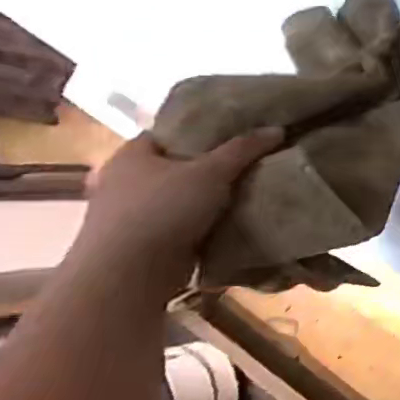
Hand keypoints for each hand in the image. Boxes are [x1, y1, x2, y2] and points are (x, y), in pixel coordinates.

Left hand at [70, 129, 282, 292]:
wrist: (129, 271)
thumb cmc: (164, 209)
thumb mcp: (212, 172)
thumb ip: (244, 149)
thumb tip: (277, 129)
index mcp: (131, 154)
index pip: (168, 133)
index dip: (200, 132)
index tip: (234, 135)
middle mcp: (122, 178)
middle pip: (173, 164)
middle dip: (206, 165)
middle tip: (246, 163)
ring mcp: (127, 211)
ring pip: (175, 194)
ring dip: (203, 196)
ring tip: (243, 191)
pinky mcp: (139, 238)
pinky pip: (176, 220)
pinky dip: (197, 220)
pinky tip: (226, 219)